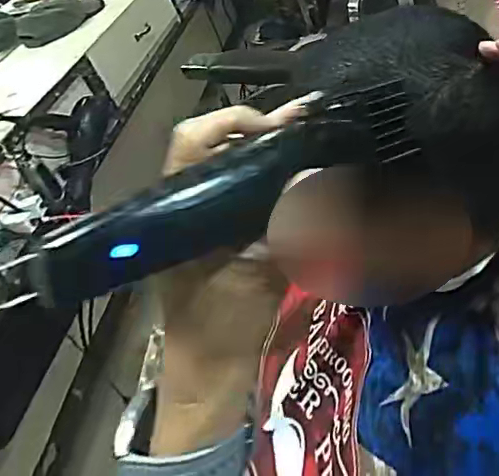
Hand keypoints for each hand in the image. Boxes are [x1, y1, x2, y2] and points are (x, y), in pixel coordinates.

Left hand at [152, 96, 311, 449]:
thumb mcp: (260, 276)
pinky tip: (312, 163)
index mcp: (181, 209)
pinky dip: (281, 168)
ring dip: (278, 145)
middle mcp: (190, 201)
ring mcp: (208, 212)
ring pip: (241, 158)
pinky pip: (254, 181)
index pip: (195, 139)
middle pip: (223, 141)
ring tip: (318, 133)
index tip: (278, 129)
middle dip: (268, 128)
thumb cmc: (224, 327)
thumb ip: (291, 227)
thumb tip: (317, 176)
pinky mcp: (228, 225)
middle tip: (312, 123)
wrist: (212, 375)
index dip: (235, 122)